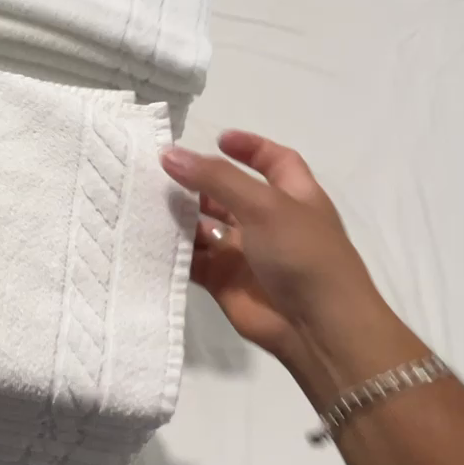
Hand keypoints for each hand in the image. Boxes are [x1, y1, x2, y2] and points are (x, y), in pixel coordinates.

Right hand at [160, 131, 386, 368]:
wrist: (315, 325)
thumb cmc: (302, 253)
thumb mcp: (263, 205)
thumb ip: (216, 179)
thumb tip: (169, 155)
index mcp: (293, 197)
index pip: (274, 162)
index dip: (250, 148)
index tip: (217, 139)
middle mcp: (268, 222)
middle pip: (230, 194)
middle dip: (200, 183)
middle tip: (162, 172)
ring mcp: (245, 253)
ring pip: (206, 228)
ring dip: (182, 217)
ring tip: (147, 203)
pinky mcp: (223, 280)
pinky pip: (193, 260)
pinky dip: (174, 251)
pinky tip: (149, 238)